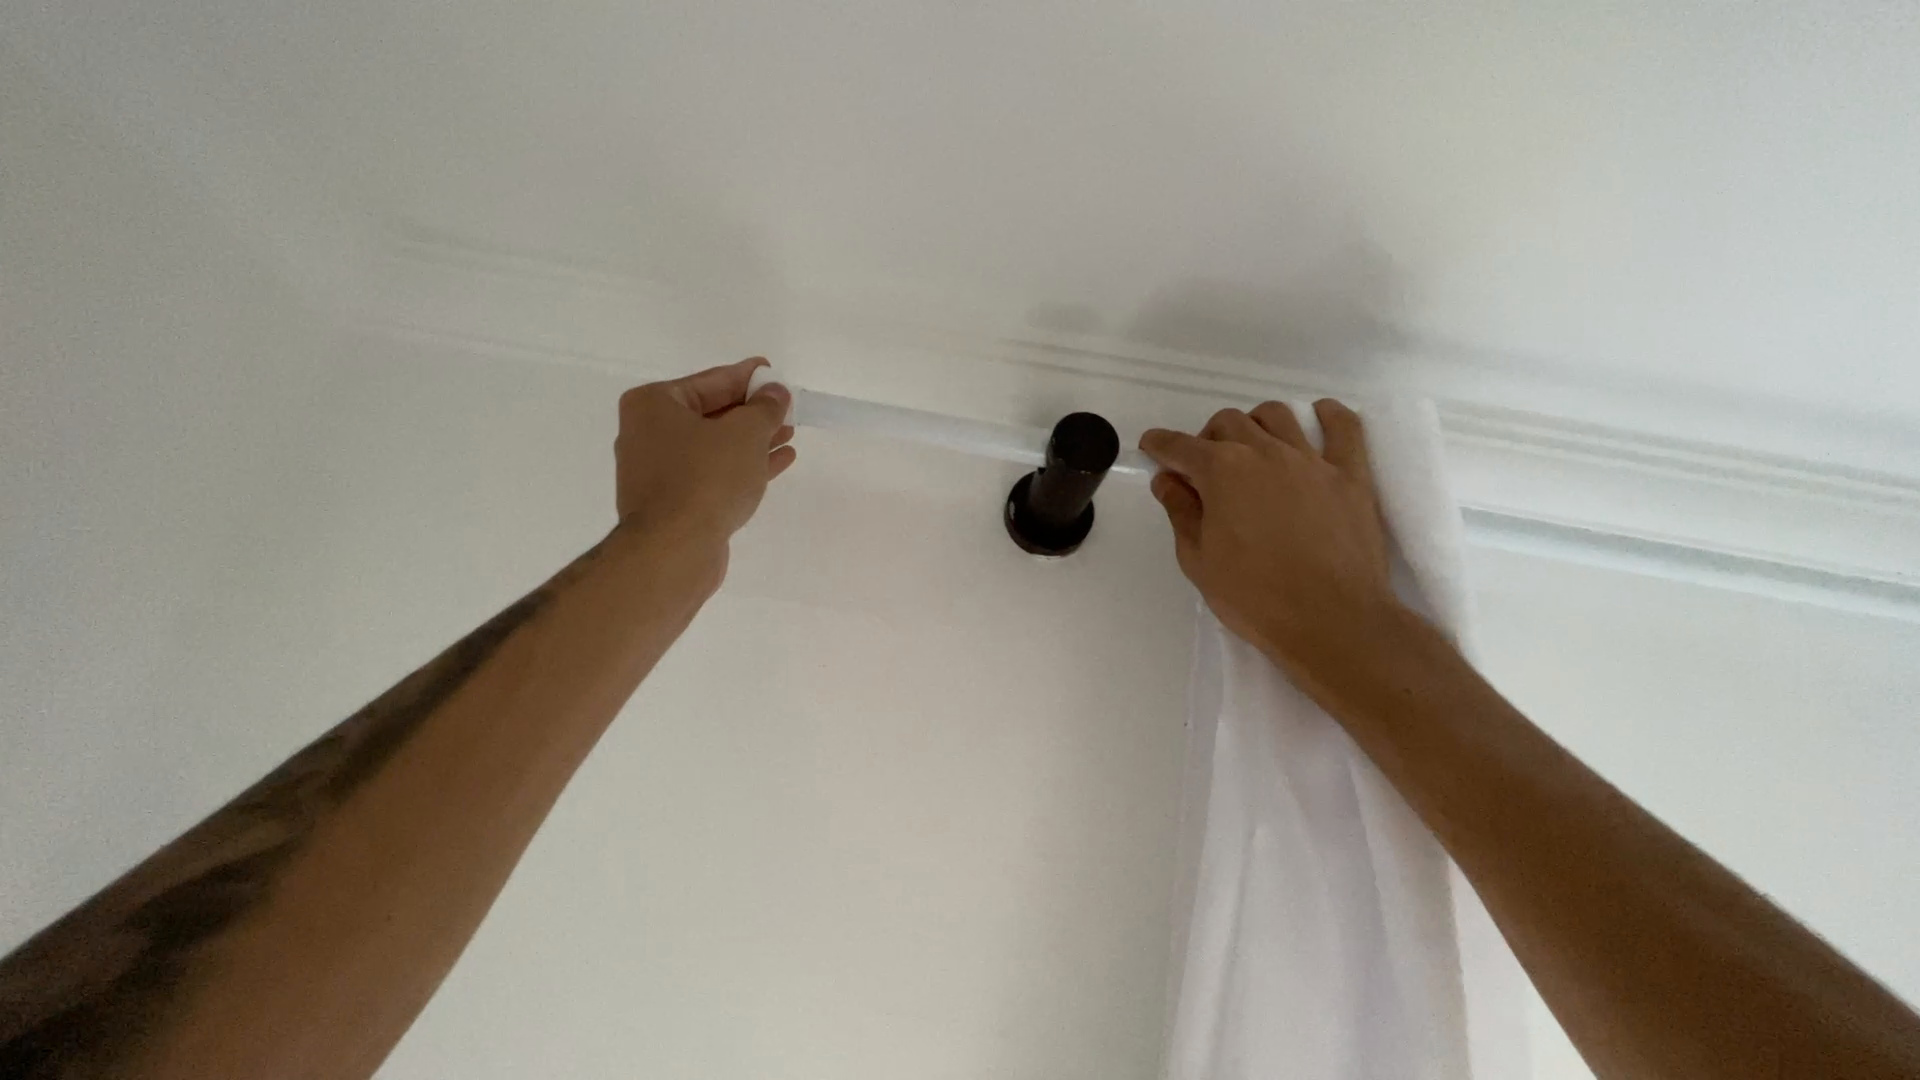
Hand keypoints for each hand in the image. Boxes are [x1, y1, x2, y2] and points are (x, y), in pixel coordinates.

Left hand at [615, 358, 795, 542]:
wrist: (674, 550)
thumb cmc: (706, 478)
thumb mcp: (745, 433)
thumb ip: (765, 409)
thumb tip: (775, 393)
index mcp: (653, 405)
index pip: (711, 381)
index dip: (747, 377)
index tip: (772, 373)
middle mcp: (647, 434)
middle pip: (711, 414)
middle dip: (751, 413)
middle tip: (786, 408)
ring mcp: (658, 472)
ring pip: (714, 447)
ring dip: (752, 441)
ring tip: (788, 435)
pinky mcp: (673, 504)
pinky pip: (712, 474)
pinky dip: (742, 467)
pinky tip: (776, 463)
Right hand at [1140, 400, 1402, 677]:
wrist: (1330, 620)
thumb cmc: (1253, 597)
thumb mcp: (1198, 560)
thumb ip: (1181, 512)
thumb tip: (1167, 480)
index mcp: (1221, 472)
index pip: (1180, 446)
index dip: (1160, 445)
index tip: (1152, 448)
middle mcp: (1264, 453)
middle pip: (1228, 423)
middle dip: (1207, 438)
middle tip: (1204, 470)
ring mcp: (1311, 460)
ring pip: (1277, 416)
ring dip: (1255, 424)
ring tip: (1253, 449)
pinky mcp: (1351, 474)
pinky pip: (1344, 427)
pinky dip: (1329, 415)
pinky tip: (1318, 417)